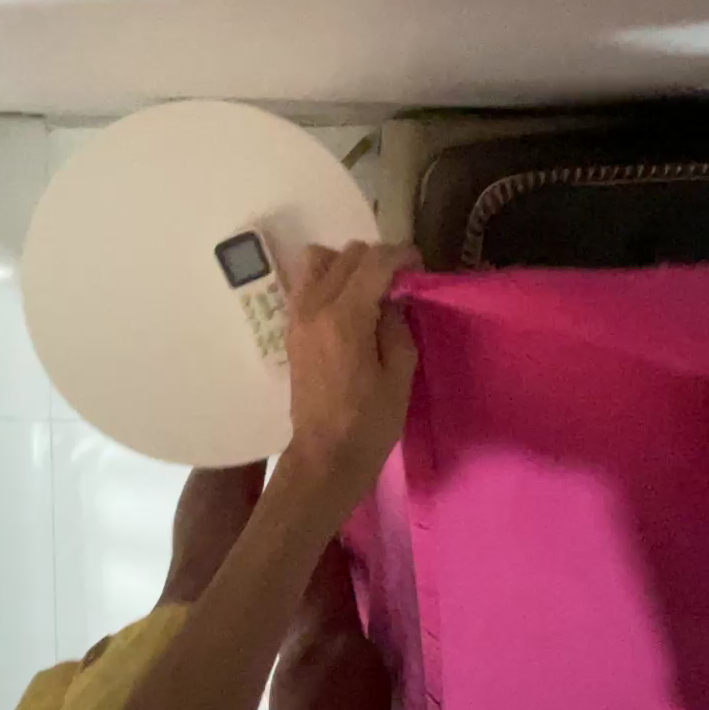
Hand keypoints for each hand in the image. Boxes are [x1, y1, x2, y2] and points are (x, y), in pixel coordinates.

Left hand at [280, 242, 420, 522]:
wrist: (324, 455)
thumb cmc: (369, 421)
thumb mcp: (399, 374)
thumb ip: (396, 325)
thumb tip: (392, 297)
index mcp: (344, 317)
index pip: (373, 262)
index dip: (401, 255)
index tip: (418, 265)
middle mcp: (314, 306)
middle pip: (346, 254)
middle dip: (377, 259)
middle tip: (398, 282)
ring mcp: (297, 315)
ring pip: (317, 259)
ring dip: (346, 264)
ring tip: (367, 288)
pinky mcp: (291, 327)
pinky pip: (306, 283)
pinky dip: (327, 280)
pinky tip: (347, 304)